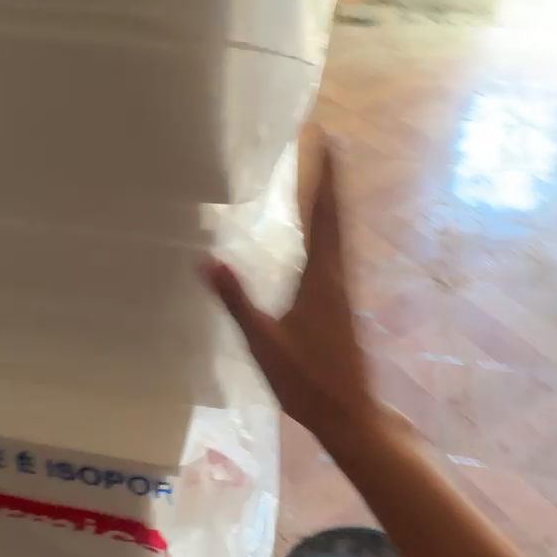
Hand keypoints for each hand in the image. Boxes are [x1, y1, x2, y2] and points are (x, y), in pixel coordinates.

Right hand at [204, 126, 377, 435]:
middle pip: (337, 219)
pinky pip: (336, 254)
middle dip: (331, 183)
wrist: (349, 412)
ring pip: (340, 236)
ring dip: (332, 205)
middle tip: (327, 149)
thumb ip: (237, 300)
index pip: (325, 217)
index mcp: (322, 278)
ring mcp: (344, 291)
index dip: (327, 180)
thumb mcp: (264, 341)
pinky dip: (329, 231)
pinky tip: (317, 238)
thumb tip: (208, 260)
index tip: (329, 144)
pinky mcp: (343, 306)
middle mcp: (339, 277)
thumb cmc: (307, 378)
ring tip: (321, 180)